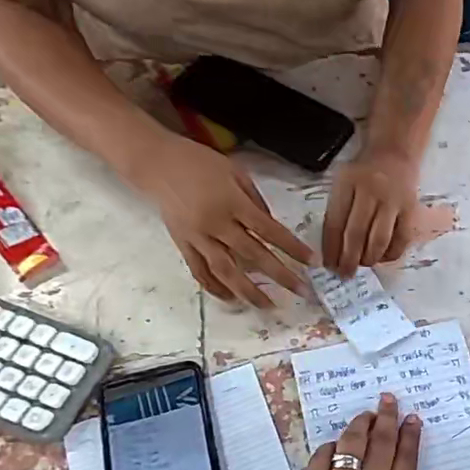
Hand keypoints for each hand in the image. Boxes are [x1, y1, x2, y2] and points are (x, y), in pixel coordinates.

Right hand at [143, 136, 314, 308]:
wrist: (156, 163)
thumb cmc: (200, 163)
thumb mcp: (236, 173)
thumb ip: (257, 202)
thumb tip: (273, 230)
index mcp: (233, 203)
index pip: (270, 231)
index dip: (293, 248)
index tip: (313, 263)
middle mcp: (216, 224)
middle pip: (253, 256)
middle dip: (280, 276)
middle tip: (302, 291)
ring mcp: (198, 237)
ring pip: (226, 271)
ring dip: (249, 291)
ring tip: (268, 306)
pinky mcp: (182, 244)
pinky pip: (200, 271)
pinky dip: (216, 288)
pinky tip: (232, 299)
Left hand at [269, 394, 466, 469]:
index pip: (406, 460)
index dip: (411, 437)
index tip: (413, 418)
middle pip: (380, 444)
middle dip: (387, 418)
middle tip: (389, 398)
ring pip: (351, 445)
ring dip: (360, 425)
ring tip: (366, 412)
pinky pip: (320, 459)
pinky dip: (329, 447)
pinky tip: (334, 443)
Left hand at [322, 152, 419, 274]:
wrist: (394, 151)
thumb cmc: (363, 172)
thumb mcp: (343, 182)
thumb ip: (337, 210)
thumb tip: (332, 250)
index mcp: (347, 183)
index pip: (334, 222)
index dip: (330, 248)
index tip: (328, 265)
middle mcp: (370, 191)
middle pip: (356, 233)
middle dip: (348, 259)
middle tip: (344, 274)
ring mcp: (392, 200)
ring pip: (379, 239)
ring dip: (369, 258)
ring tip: (362, 265)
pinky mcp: (410, 209)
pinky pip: (401, 238)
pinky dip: (391, 253)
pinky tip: (382, 258)